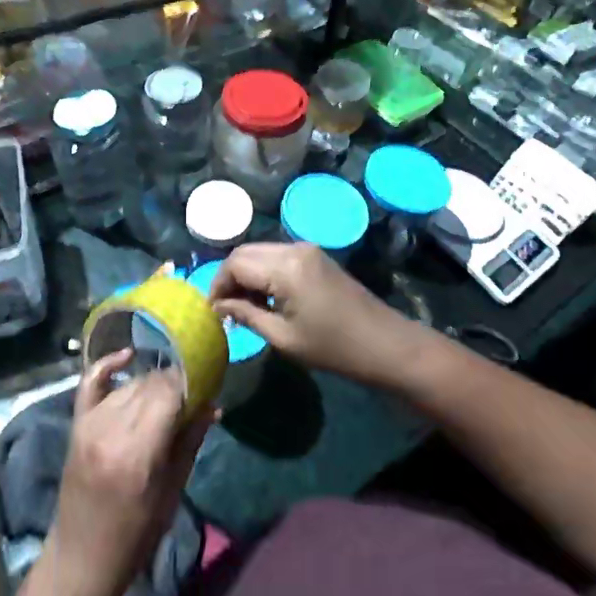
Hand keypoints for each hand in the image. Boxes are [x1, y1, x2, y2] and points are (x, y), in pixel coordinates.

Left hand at [43, 350, 213, 595]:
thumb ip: (191, 441)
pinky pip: (91, 381)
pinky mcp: (76, 425)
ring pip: (130, 384)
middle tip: (195, 388)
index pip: (170, 392)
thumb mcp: (172, 492)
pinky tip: (128, 356)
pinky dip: (109, 365)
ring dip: (153, 382)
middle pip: (151, 384)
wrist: (82, 559)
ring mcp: (90, 424)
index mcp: (138, 451)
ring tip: (171, 391)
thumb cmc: (136, 534)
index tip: (210, 379)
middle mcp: (111, 429)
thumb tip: (212, 403)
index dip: (192, 381)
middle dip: (177, 381)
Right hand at [209, 242, 429, 388]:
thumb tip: (219, 306)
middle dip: (230, 277)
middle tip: (225, 309)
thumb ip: (246, 315)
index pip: (235, 263)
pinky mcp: (316, 256)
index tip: (213, 311)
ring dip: (247, 274)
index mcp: (285, 267)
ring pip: (261, 252)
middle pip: (246, 252)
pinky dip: (264, 272)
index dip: (217, 285)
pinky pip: (278, 256)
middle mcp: (294, 248)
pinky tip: (266, 298)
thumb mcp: (283, 337)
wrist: (383, 343)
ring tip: (243, 307)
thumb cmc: (332, 347)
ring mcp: (307, 249)